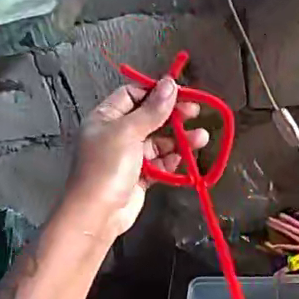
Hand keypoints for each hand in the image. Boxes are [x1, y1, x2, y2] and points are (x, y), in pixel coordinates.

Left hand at [65, 77, 207, 235]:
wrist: (97, 213)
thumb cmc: (105, 168)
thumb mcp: (128, 132)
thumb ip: (151, 110)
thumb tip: (169, 84)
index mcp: (105, 118)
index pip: (132, 95)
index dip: (155, 92)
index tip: (179, 93)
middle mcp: (115, 135)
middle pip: (148, 117)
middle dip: (172, 115)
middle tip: (194, 112)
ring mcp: (127, 157)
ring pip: (157, 142)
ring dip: (179, 139)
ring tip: (200, 138)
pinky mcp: (138, 177)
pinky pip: (158, 163)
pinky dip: (171, 160)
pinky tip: (184, 157)